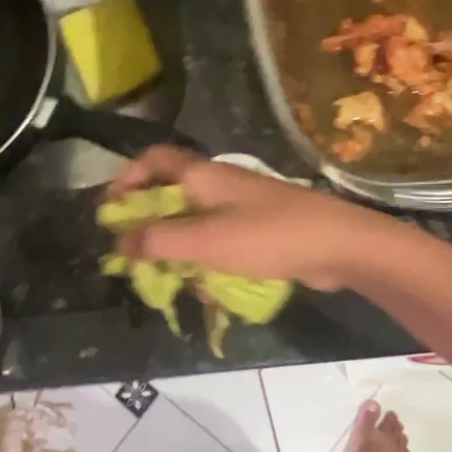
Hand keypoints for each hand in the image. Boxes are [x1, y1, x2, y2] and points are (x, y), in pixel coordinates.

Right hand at [106, 146, 409, 289]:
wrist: (340, 246)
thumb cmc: (268, 236)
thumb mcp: (204, 241)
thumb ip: (157, 240)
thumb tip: (119, 243)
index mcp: (201, 175)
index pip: (151, 161)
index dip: (125, 180)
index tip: (110, 211)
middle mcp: (217, 184)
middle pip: (168, 195)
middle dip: (148, 226)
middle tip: (133, 254)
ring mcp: (239, 207)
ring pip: (192, 224)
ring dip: (177, 251)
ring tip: (170, 280)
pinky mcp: (256, 231)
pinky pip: (217, 243)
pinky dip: (207, 263)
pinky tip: (210, 291)